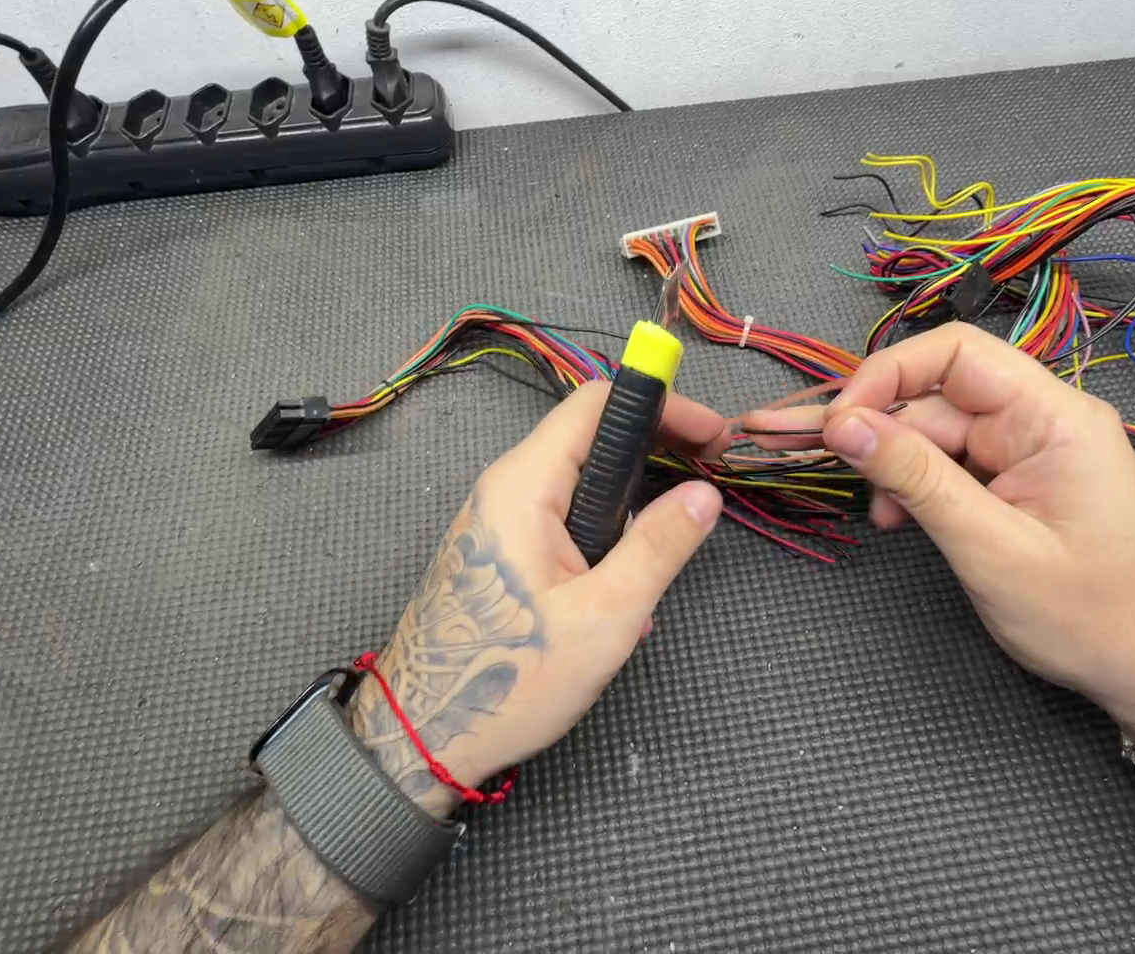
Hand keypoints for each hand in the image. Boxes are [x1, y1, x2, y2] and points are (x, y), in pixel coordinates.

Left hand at [349, 382, 725, 815]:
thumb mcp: (603, 617)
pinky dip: (609, 526)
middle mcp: (509, 485)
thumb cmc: (508, 679)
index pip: (597, 402)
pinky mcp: (506, 545)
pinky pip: (567, 512)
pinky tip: (629, 575)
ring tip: (678, 534)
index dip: (662, 404)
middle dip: (658, 449)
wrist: (422, 731)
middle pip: (593, 434)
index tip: (712, 435)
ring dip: (636, 496)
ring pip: (583, 478)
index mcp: (526, 484)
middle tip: (708, 480)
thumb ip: (658, 548)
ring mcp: (504, 515)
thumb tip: (704, 494)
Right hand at [744, 323, 1134, 751]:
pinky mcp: (1014, 481)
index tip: (838, 421)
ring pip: (933, 435)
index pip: (956, 354)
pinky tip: (897, 518)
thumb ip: (914, 478)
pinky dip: (914, 487)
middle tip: (797, 448)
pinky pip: (949, 466)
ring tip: (875, 513)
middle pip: (934, 399)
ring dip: (891, 467)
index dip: (887, 374)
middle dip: (872, 427)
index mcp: (1052, 418)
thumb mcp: (989, 547)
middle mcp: (1038, 420)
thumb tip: (842, 425)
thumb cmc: (1090, 617)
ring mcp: (1026, 452)